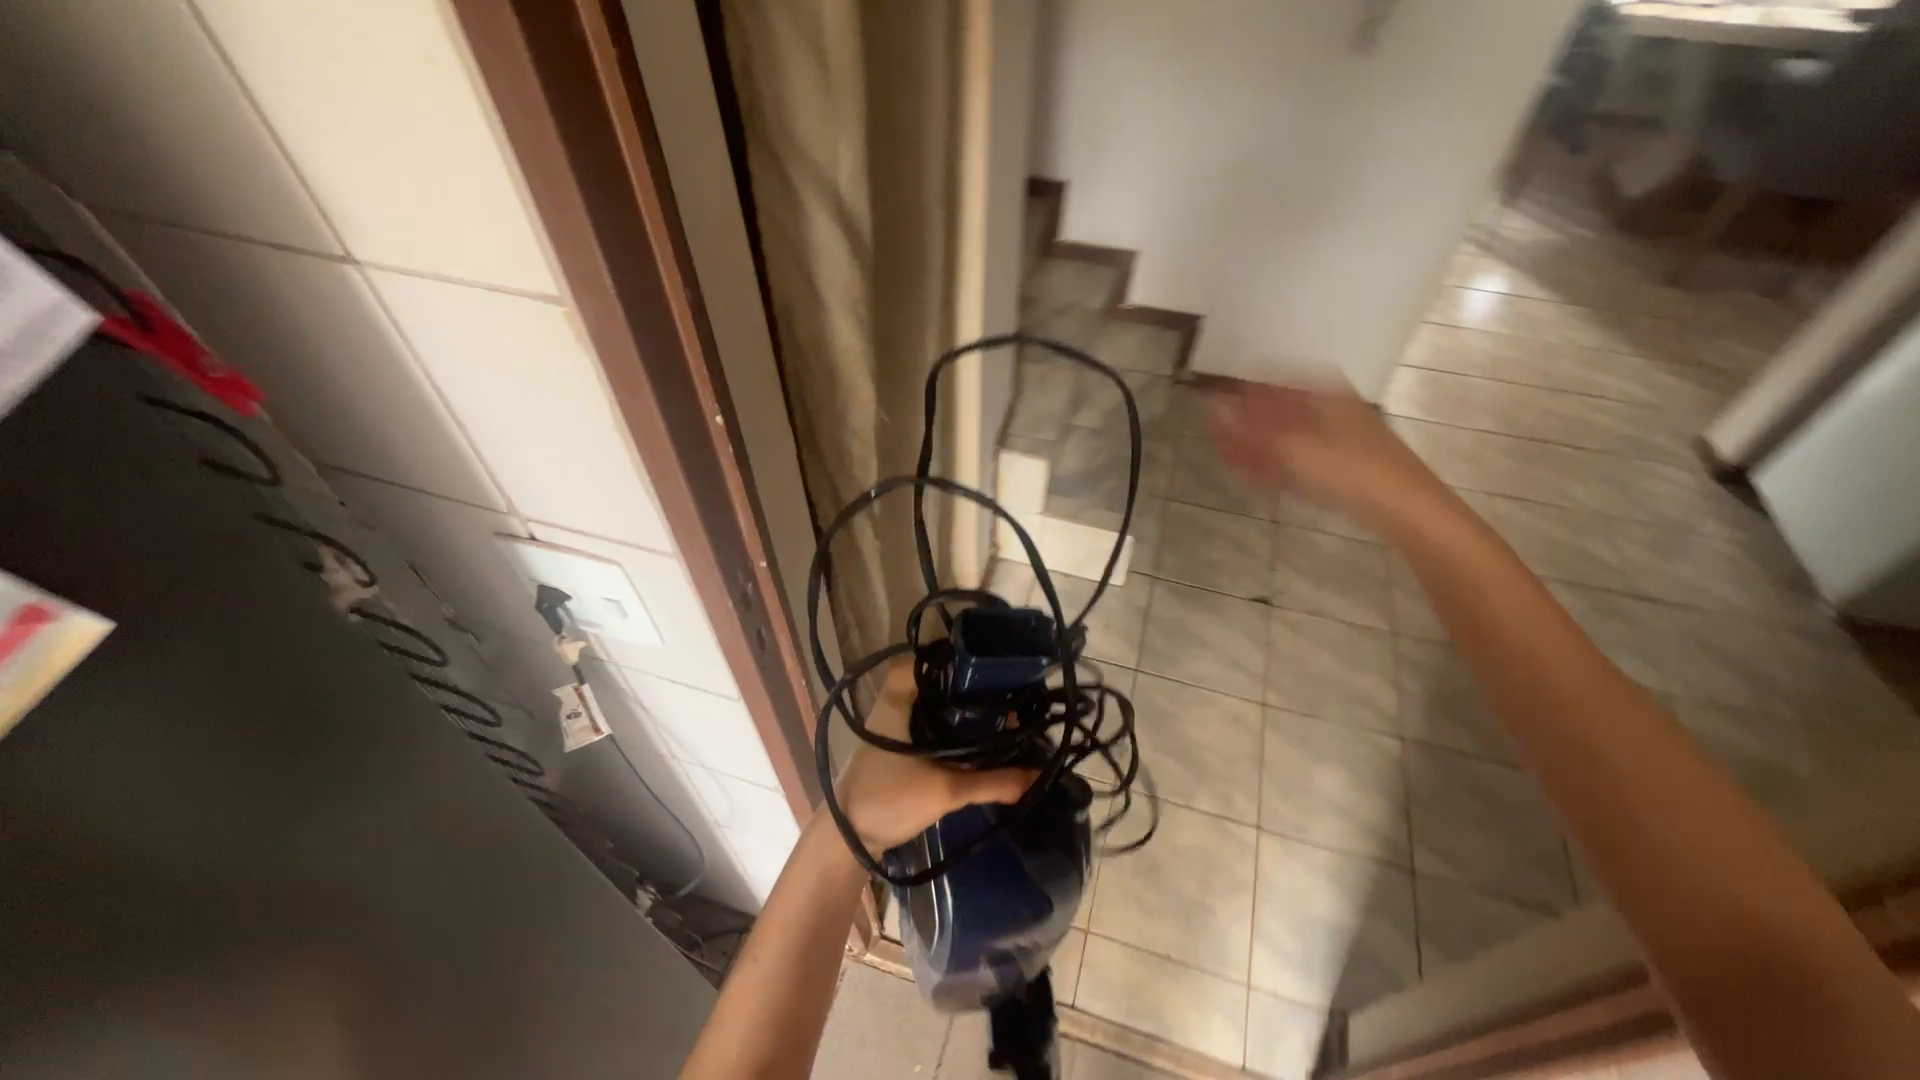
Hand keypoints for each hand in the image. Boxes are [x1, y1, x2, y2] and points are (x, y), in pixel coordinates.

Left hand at [834, 659, 1038, 853]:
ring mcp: (897, 729)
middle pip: (937, 684)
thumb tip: (1041, 777)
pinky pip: (933, 729)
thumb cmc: (888, 800)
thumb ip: (993, 782)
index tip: (993, 667)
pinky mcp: (902, 750)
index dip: (956, 659)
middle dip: (972, 689)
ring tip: (1007, 715)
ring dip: (965, 713)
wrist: (848, 839)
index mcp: (897, 701)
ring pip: (936, 708)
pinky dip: (956, 732)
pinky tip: (984, 741)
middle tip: (1012, 695)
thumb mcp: (944, 791)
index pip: (924, 661)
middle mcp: (895, 706)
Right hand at [1211, 379, 1439, 526]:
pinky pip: (1295, 459)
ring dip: (1255, 446)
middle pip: (1278, 410)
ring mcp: (1334, 439)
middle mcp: (1330, 409)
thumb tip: (1213, 406)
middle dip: (1246, 423)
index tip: (1215, 402)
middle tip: (1215, 434)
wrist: (1405, 508)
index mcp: (1325, 391)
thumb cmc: (1353, 469)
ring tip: (1225, 456)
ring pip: (1285, 437)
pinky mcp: (1336, 467)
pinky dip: (1272, 464)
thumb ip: (1251, 428)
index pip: (1275, 378)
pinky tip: (1251, 474)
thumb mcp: (1296, 447)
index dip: (1244, 389)